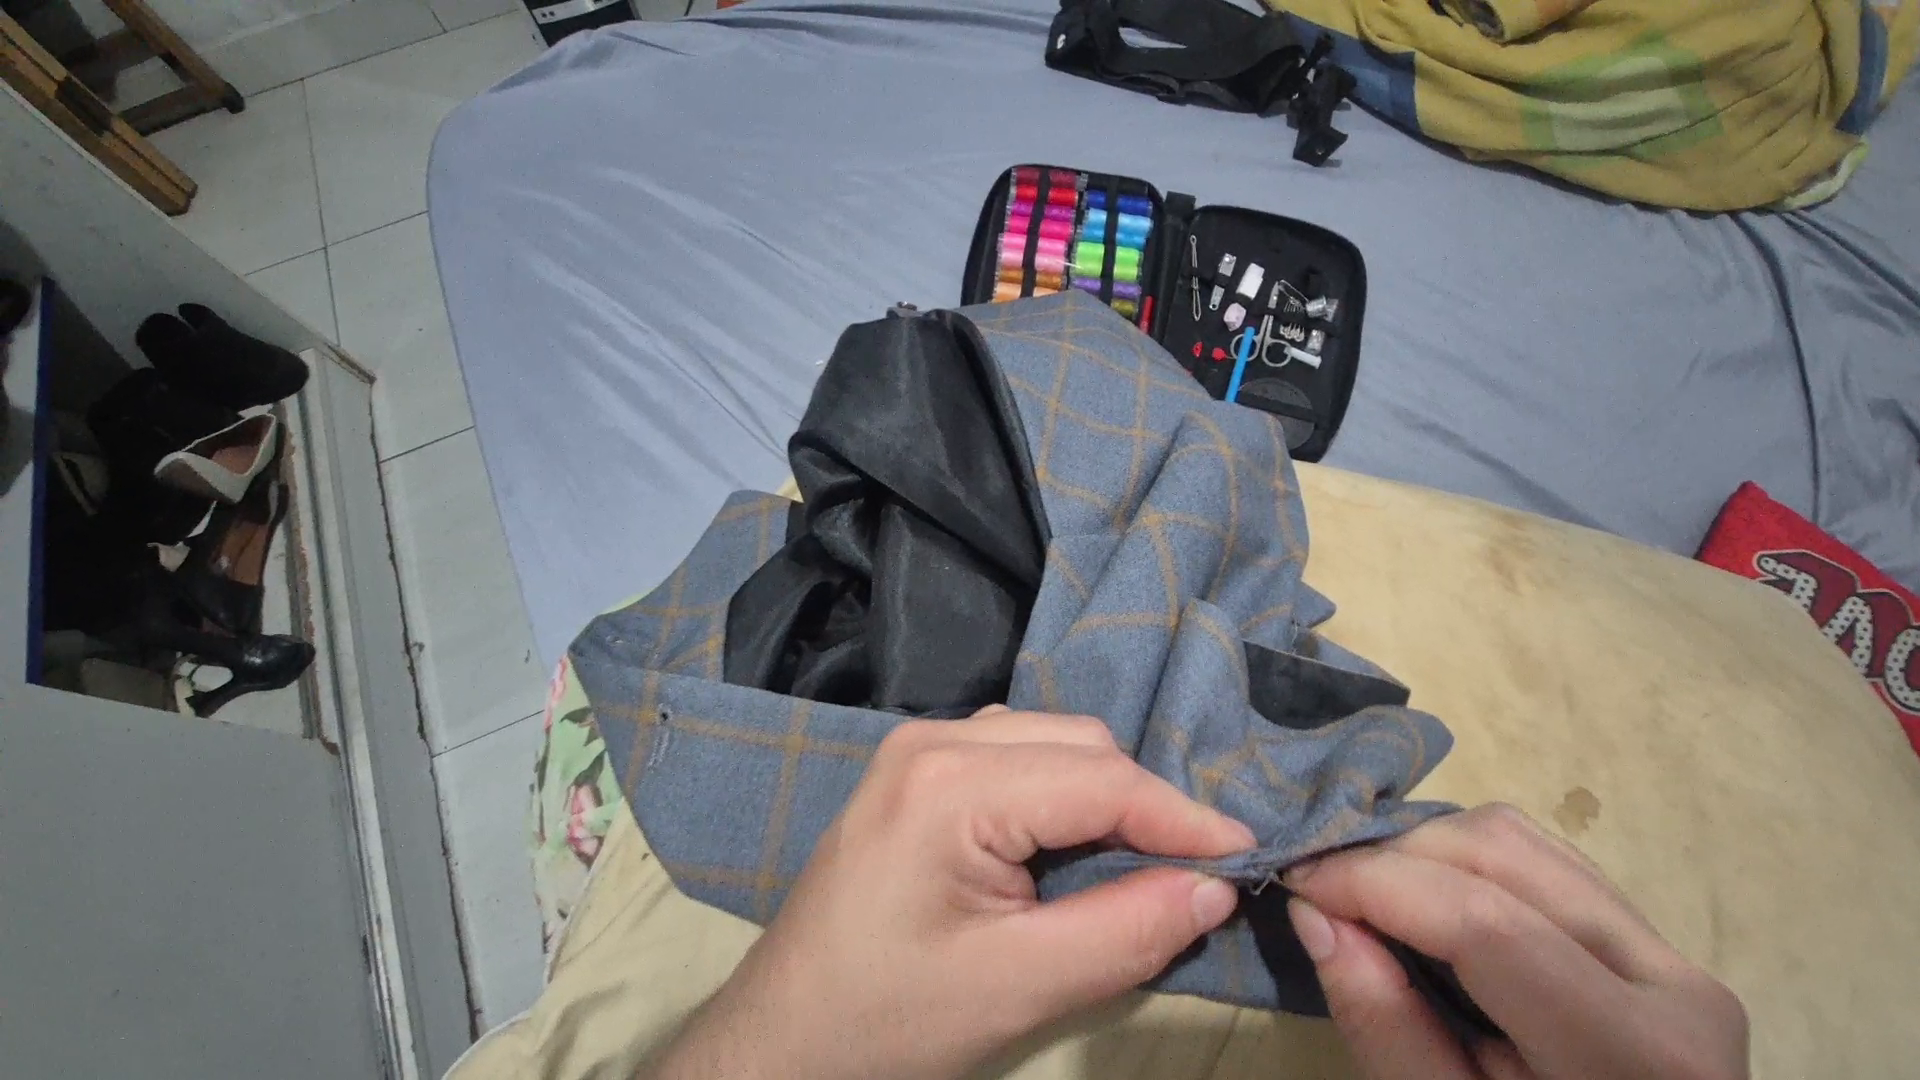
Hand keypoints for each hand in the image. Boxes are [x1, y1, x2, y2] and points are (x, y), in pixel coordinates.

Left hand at [645, 707, 1255, 1079]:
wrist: (784, 1033)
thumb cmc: (888, 1019)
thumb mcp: (1018, 988)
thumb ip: (1126, 932)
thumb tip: (1211, 885)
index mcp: (952, 783)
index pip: (1098, 778)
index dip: (1180, 816)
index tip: (1246, 853)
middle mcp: (934, 738)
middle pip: (1076, 745)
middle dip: (1140, 803)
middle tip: (1184, 871)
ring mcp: (918, 745)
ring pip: (1049, 739)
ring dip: (1101, 792)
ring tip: (1130, 859)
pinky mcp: (915, 766)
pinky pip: (1013, 750)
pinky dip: (1058, 787)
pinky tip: (1063, 839)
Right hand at [1283, 803, 1748, 1079]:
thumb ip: (1383, 1022)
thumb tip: (1311, 912)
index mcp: (1639, 1053)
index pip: (1484, 921)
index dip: (1373, 883)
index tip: (1295, 883)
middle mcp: (1671, 978)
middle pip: (1497, 852)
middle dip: (1389, 854)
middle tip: (1323, 888)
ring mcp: (1663, 948)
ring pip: (1513, 837)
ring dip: (1418, 848)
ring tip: (1366, 890)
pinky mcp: (1640, 936)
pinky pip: (1531, 855)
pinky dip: (1454, 857)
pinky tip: (1420, 896)